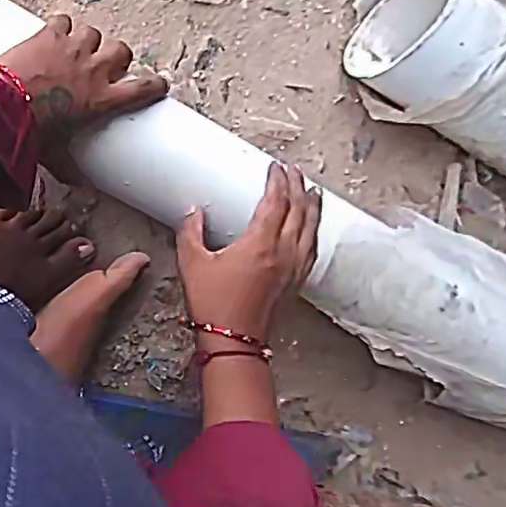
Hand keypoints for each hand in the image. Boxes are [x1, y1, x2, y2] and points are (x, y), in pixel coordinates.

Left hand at [0, 15, 167, 181]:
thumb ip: (70, 168)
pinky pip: (64, 22)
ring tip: (70, 53)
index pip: (143, 89)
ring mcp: (73, 48)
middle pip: (121, 52)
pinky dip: (58, 29)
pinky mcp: (51, 34)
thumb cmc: (29, 133)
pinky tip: (48, 40)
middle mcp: (94, 70)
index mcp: (101, 100)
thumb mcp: (56, 155)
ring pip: (93, 33)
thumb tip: (79, 186)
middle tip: (99, 68)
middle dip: (114, 58)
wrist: (2, 108)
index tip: (156, 85)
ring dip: (85, 42)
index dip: (153, 85)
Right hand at [177, 163, 321, 344]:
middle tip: (294, 173)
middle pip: (298, 211)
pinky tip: (312, 229)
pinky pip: (312, 248)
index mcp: (259, 244)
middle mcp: (283, 252)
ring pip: (311, 228)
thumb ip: (191, 233)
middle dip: (297, 188)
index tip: (275, 168)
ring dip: (312, 207)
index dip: (277, 181)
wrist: (232, 338)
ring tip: (312, 192)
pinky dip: (314, 231)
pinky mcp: (295, 281)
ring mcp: (293, 267)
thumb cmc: (212, 303)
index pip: (275, 202)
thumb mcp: (191, 264)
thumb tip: (193, 213)